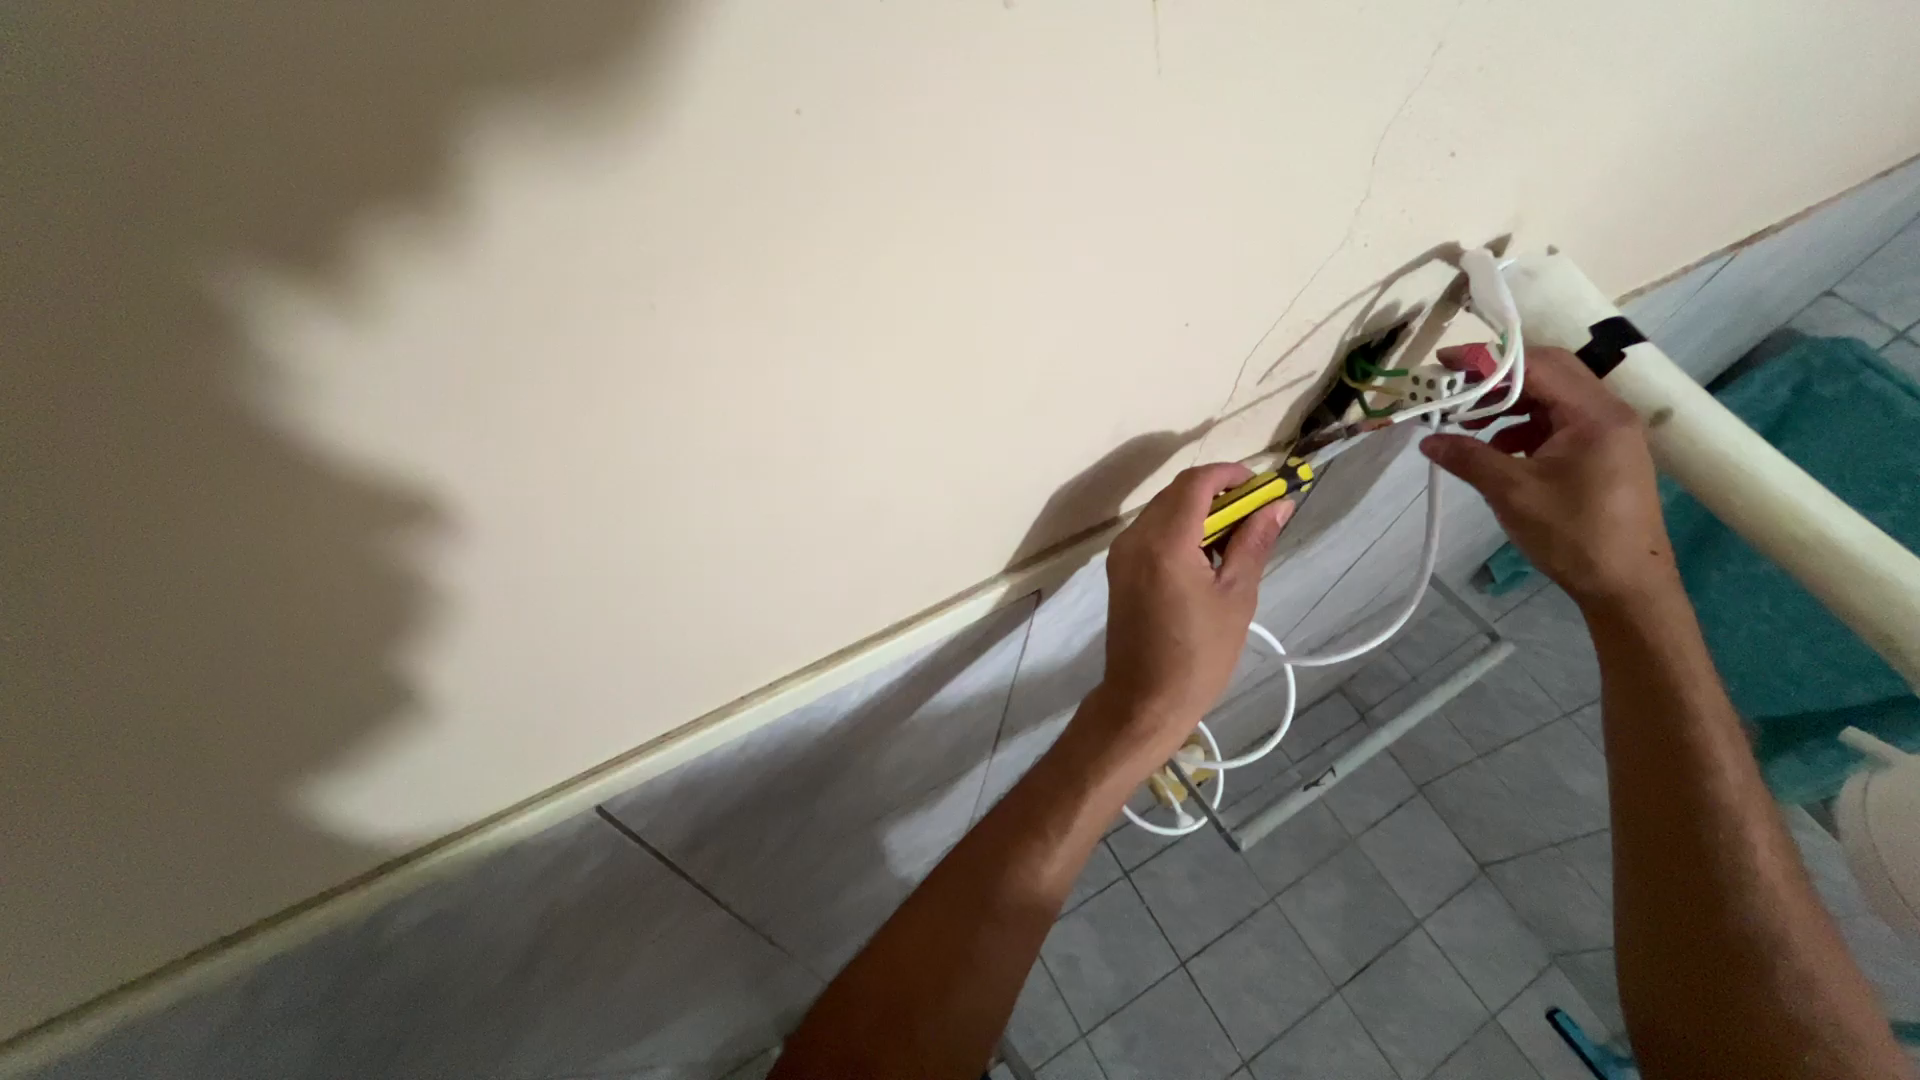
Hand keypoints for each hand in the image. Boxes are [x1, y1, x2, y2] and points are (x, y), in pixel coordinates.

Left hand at [1089, 463, 1293, 764]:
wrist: (1145, 699)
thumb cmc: (1199, 655)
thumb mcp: (1237, 597)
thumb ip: (1253, 542)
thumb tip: (1277, 504)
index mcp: (1164, 543)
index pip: (1195, 483)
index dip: (1231, 475)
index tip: (1262, 487)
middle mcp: (1134, 539)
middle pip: (1177, 493)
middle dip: (1218, 493)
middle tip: (1255, 515)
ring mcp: (1121, 554)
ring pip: (1162, 511)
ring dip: (1198, 511)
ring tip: (1235, 540)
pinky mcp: (1117, 569)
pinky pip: (1150, 532)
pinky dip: (1178, 530)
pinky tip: (1205, 557)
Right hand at [1420, 345, 1677, 607]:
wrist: (1625, 583)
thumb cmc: (1572, 534)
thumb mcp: (1512, 492)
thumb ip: (1469, 457)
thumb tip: (1428, 440)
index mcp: (1594, 414)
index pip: (1538, 365)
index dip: (1488, 359)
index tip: (1445, 363)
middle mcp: (1607, 413)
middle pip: (1548, 374)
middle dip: (1496, 378)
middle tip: (1452, 390)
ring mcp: (1607, 434)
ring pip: (1551, 399)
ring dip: (1507, 404)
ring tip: (1467, 423)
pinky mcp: (1600, 454)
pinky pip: (1556, 424)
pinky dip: (1521, 426)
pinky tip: (1496, 449)